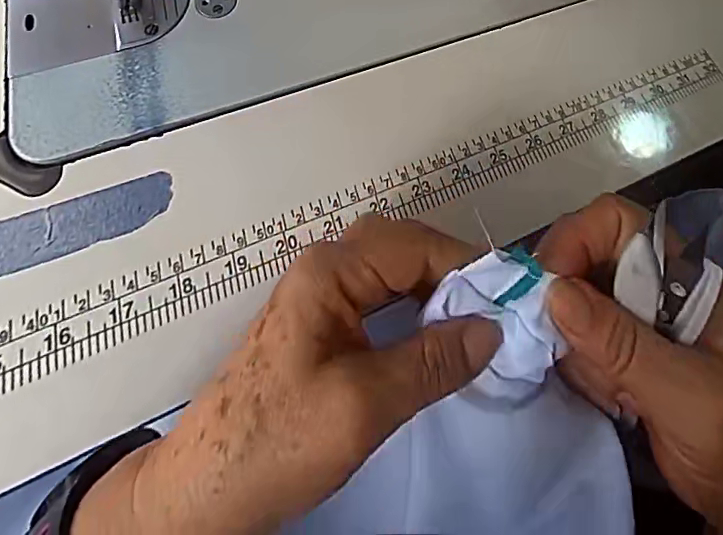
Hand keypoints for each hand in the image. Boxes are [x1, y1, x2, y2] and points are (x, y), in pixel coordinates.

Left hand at [73, 215, 502, 534]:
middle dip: (449, 268)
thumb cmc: (278, 438)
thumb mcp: (364, 404)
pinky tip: (432, 329)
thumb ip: (430, 362)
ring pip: (387, 267)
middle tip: (496, 307)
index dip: (463, 264)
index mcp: (327, 271)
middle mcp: (320, 268)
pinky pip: (374, 292)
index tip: (510, 295)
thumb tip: (489, 329)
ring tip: (475, 319)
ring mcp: (317, 292)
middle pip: (397, 246)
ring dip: (431, 284)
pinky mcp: (318, 319)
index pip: (409, 245)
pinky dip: (410, 302)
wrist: (213, 478)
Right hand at [536, 194, 722, 534]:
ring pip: (569, 295)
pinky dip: (575, 360)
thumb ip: (623, 345)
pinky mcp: (619, 341)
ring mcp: (636, 311)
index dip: (574, 239)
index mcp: (686, 273)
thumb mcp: (692, 398)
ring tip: (614, 389)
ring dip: (575, 342)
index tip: (549, 288)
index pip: (613, 220)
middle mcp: (656, 281)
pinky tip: (610, 396)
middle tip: (577, 352)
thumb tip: (553, 291)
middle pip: (581, 253)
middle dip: (568, 302)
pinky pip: (572, 330)